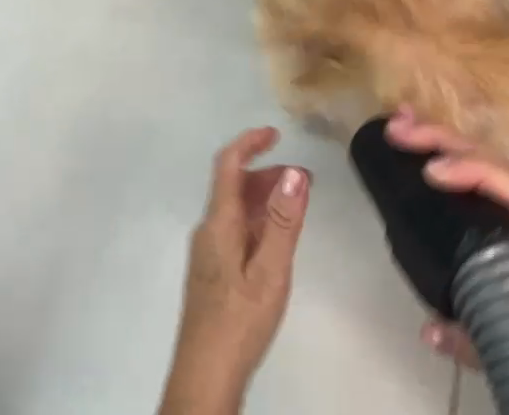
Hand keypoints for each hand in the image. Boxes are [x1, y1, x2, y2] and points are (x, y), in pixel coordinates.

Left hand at [159, 127, 310, 414]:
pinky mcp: (211, 272)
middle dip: (266, 173)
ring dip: (264, 198)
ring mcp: (207, 253)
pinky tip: (277, 240)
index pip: (228, 165)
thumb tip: (294, 171)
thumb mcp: (270, 271)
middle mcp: (207, 231)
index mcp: (218, 223)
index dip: (250, 143)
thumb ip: (283, 221)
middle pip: (233, 186)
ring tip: (298, 207)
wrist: (205, 375)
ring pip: (235, 210)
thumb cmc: (240, 321)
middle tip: (304, 181)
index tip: (276, 133)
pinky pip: (235, 230)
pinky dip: (258, 221)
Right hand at [384, 108, 508, 392]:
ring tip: (400, 125)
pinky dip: (452, 153)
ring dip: (441, 139)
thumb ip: (479, 337)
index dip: (471, 170)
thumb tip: (428, 327)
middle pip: (493, 160)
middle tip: (398, 131)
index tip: (430, 172)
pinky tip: (422, 141)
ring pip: (486, 157)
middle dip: (443, 141)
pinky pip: (485, 169)